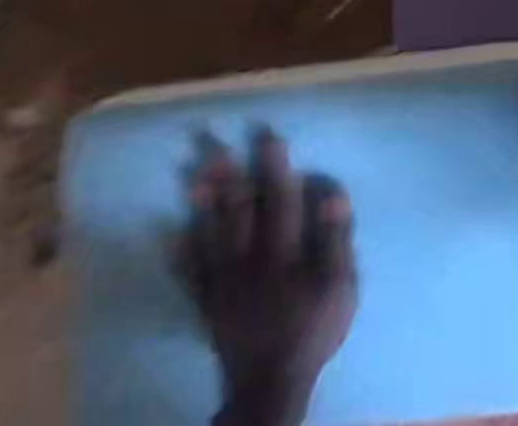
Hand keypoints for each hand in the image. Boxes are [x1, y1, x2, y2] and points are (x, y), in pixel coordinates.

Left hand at [180, 128, 357, 425]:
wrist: (271, 381)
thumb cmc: (315, 326)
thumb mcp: (340, 283)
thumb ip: (335, 238)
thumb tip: (330, 194)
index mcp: (283, 251)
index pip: (280, 199)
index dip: (275, 167)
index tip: (270, 137)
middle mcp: (249, 258)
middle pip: (239, 210)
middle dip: (232, 175)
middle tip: (219, 143)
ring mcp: (224, 280)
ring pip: (212, 233)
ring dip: (206, 202)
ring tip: (199, 173)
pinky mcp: (209, 301)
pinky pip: (191, 269)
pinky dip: (183, 247)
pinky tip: (177, 229)